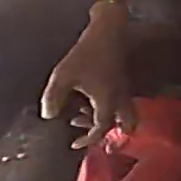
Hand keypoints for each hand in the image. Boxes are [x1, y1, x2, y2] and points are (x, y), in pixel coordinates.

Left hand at [40, 5, 135, 149]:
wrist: (107, 35)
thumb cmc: (84, 56)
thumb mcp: (61, 78)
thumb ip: (53, 99)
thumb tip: (50, 116)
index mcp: (107, 99)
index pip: (103, 126)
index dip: (89, 139)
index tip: (73, 145)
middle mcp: (120, 96)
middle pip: (129, 121)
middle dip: (119, 133)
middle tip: (101, 139)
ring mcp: (124, 89)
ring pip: (127, 112)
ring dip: (113, 121)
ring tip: (87, 121)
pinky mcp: (123, 82)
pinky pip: (122, 103)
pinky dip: (111, 110)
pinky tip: (91, 106)